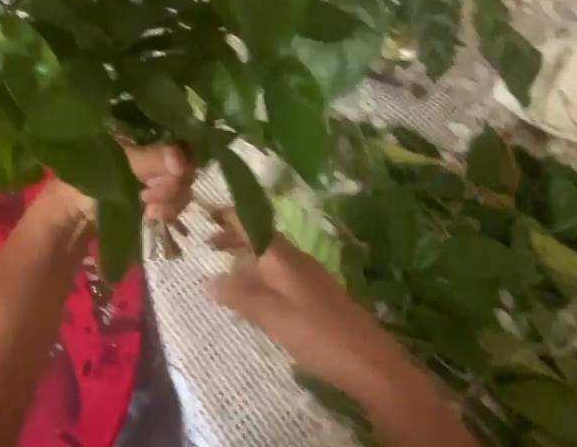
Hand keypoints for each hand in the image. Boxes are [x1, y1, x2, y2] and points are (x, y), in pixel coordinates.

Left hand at [43, 142, 193, 228]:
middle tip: (150, 196)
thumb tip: (181, 160)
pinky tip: (151, 214)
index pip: (176, 130)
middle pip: (184, 159)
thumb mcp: (117, 165)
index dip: (181, 153)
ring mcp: (152, 169)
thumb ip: (149, 160)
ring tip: (148, 208)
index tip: (173, 172)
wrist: (69, 215)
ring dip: (171, 198)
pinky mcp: (153, 192)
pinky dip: (168, 208)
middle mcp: (149, 143)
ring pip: (182, 181)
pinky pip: (175, 198)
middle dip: (173, 182)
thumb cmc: (86, 177)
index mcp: (138, 125)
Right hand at [204, 206, 412, 397]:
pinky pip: (280, 276)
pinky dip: (261, 277)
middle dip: (234, 238)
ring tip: (225, 274)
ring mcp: (308, 277)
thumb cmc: (317, 333)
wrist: (373, 365)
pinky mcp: (317, 296)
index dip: (227, 215)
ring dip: (246, 260)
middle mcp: (294, 258)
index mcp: (281, 255)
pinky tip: (255, 300)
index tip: (203, 212)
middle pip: (259, 238)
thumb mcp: (271, 315)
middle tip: (208, 244)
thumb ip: (238, 295)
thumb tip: (206, 280)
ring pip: (270, 258)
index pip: (249, 222)